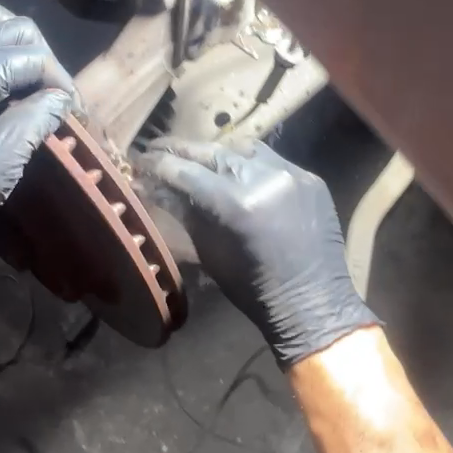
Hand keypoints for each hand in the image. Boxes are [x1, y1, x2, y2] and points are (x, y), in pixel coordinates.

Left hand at [0, 0, 75, 277]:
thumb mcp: (0, 163)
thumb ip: (35, 119)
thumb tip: (61, 96)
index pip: (33, 58)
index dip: (61, 85)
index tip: (71, 116)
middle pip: (17, 29)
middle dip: (45, 63)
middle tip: (53, 101)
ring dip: (16, 42)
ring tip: (26, 76)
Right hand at [140, 139, 378, 367]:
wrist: (313, 303)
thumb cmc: (254, 290)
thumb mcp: (209, 252)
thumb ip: (182, 211)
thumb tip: (149, 185)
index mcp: (237, 204)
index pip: (186, 171)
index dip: (158, 162)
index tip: (139, 158)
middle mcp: (266, 178)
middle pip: (213, 152)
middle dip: (182, 151)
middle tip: (158, 149)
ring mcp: (292, 173)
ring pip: (243, 149)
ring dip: (218, 154)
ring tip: (198, 160)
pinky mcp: (310, 177)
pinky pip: (272, 160)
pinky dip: (249, 164)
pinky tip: (236, 172)